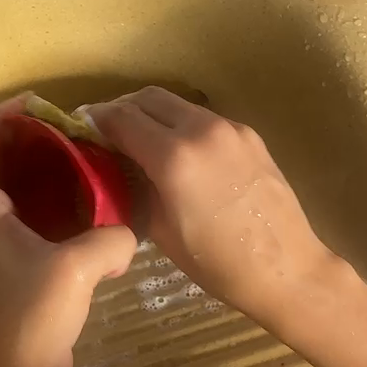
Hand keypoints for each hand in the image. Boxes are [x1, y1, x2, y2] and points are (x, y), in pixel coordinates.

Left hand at [0, 97, 138, 366]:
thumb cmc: (35, 315)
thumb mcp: (78, 268)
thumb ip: (109, 239)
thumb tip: (128, 233)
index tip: (29, 106)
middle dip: (19, 142)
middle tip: (61, 129)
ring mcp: (4, 251)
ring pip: (13, 197)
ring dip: (37, 173)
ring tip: (78, 161)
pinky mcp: (23, 270)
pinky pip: (34, 222)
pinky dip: (55, 206)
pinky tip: (92, 212)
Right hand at [80, 87, 339, 325]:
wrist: (286, 269)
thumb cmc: (217, 263)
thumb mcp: (160, 230)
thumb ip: (135, 188)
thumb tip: (117, 168)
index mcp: (174, 157)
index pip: (120, 117)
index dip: (95, 119)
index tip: (80, 127)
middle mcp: (201, 130)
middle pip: (147, 98)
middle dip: (122, 110)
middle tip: (107, 132)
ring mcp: (230, 128)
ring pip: (178, 104)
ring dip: (153, 114)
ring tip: (141, 141)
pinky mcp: (249, 135)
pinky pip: (203, 119)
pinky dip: (181, 125)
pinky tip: (179, 153)